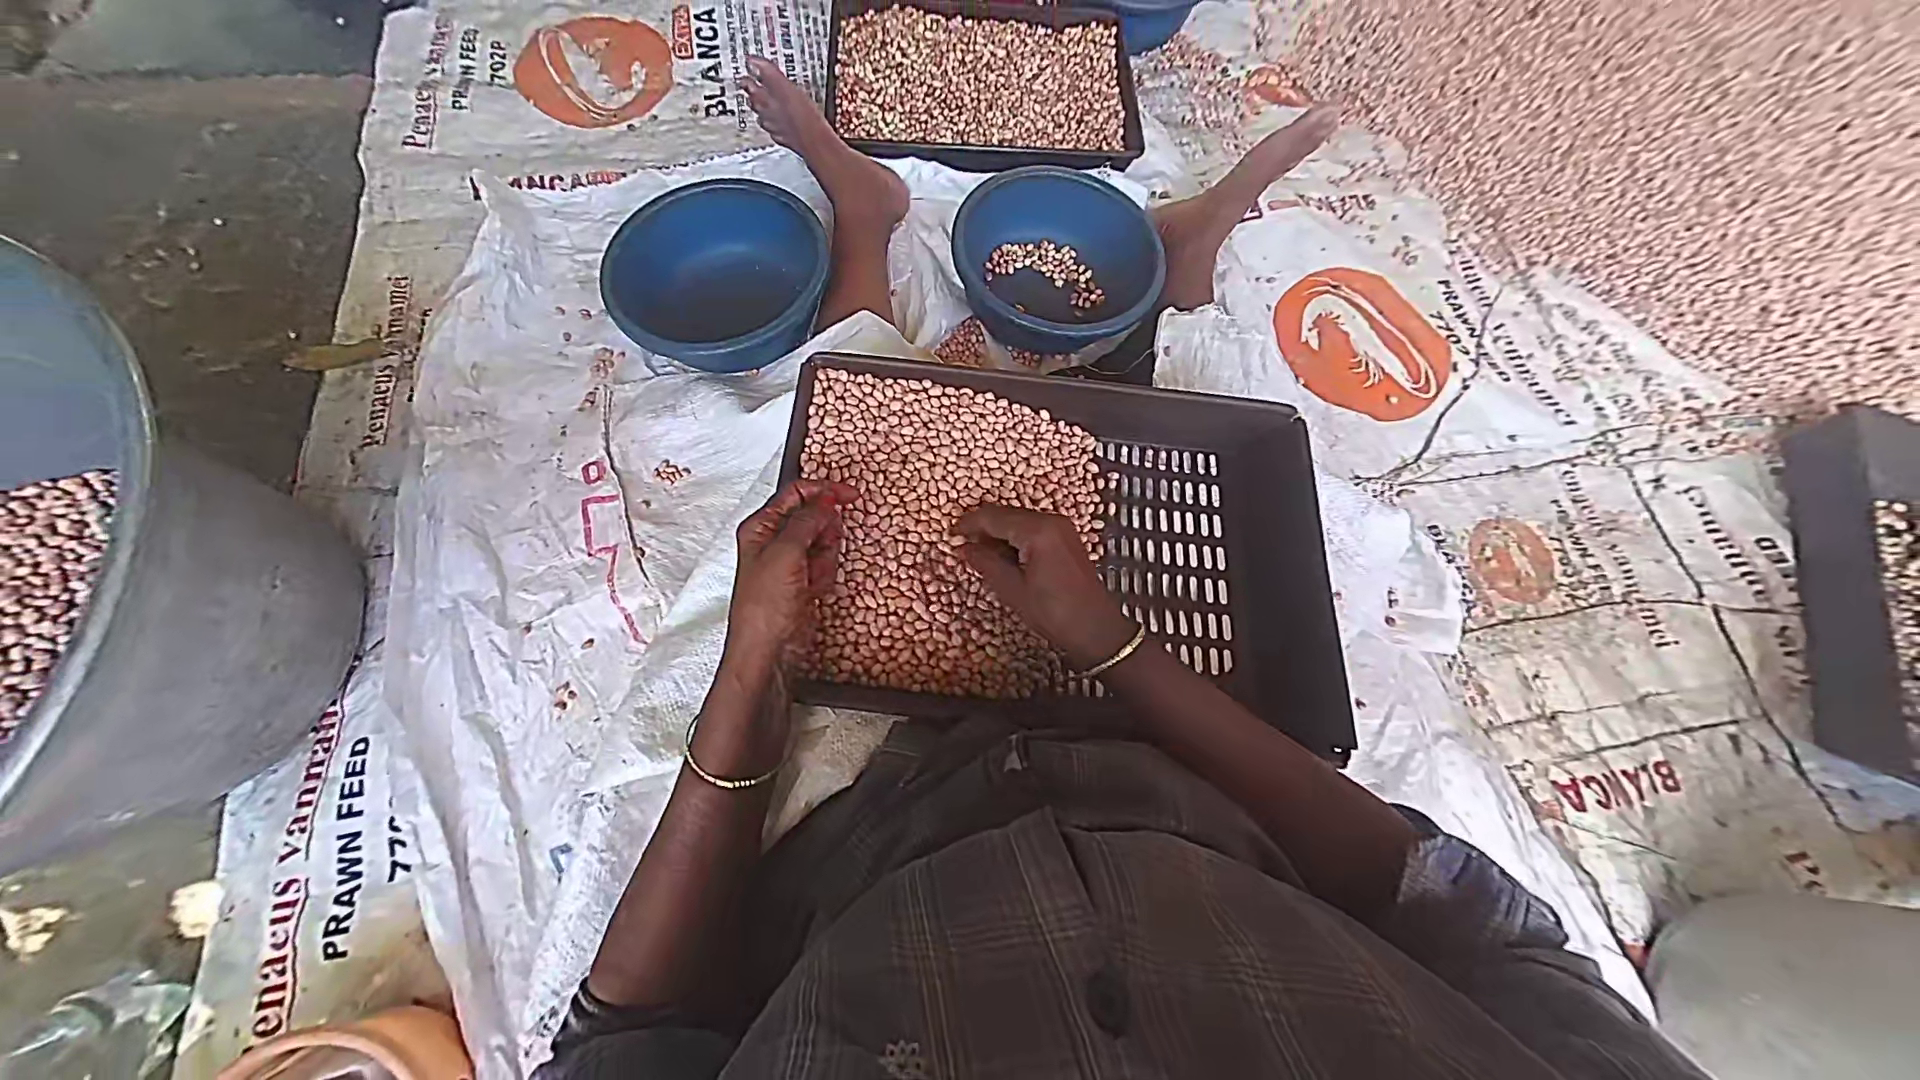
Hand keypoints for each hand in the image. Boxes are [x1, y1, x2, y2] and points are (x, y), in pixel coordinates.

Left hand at [724, 479, 858, 675]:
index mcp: (761, 526)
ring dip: (825, 560)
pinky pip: (826, 565)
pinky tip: (813, 591)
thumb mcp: (785, 553)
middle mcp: (774, 541)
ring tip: (810, 579)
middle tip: (817, 552)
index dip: (824, 491)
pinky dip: (825, 576)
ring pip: (825, 542)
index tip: (849, 495)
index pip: (796, 493)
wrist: (770, 649)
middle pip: (815, 519)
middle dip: (824, 535)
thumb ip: (807, 521)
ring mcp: (791, 561)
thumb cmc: (763, 607)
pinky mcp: (804, 579)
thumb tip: (825, 500)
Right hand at [955, 505, 1134, 669]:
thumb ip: (986, 563)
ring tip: (980, 556)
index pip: (993, 516)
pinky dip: (1015, 539)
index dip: (969, 524)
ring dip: (998, 534)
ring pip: (1019, 521)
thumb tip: (964, 548)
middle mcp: (1051, 520)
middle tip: (962, 547)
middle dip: (983, 529)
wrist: (1095, 628)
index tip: (951, 534)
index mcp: (1037, 530)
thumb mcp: (1013, 589)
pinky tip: (1004, 557)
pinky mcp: (1066, 538)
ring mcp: (1061, 528)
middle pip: (1006, 515)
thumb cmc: (1054, 612)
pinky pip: (1032, 530)